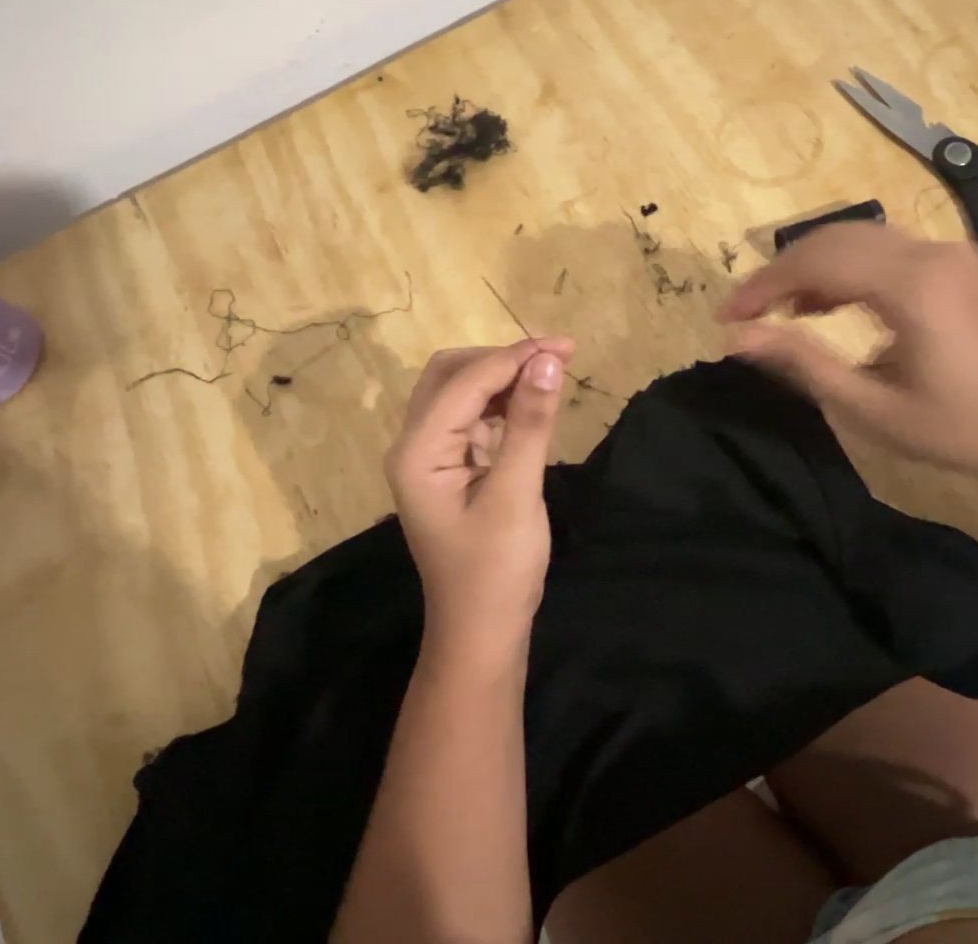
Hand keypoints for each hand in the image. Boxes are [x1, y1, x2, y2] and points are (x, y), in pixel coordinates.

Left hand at [385, 337, 573, 658]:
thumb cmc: (496, 570)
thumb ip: (530, 425)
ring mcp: (428, 458)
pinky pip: (469, 420)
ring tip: (551, 375)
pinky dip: (499, 405)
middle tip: (557, 359)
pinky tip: (530, 406)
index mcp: (417, 452)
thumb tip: (548, 362)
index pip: (463, 382)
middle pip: (450, 376)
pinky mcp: (448, 470)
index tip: (564, 348)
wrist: (482, 630)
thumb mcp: (517, 494)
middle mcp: (413, 447)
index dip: (513, 358)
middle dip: (501, 359)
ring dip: (502, 379)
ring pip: (459, 393)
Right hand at [718, 224, 977, 483]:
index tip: (724, 318)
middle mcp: (930, 252)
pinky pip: (882, 250)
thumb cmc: (959, 430)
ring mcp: (947, 253)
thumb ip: (801, 363)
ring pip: (856, 238)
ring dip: (808, 268)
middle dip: (778, 273)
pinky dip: (842, 270)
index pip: (814, 260)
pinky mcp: (953, 264)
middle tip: (742, 316)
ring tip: (775, 313)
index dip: (761, 286)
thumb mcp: (870, 407)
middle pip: (832, 238)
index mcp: (912, 285)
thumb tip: (736, 339)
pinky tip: (821, 304)